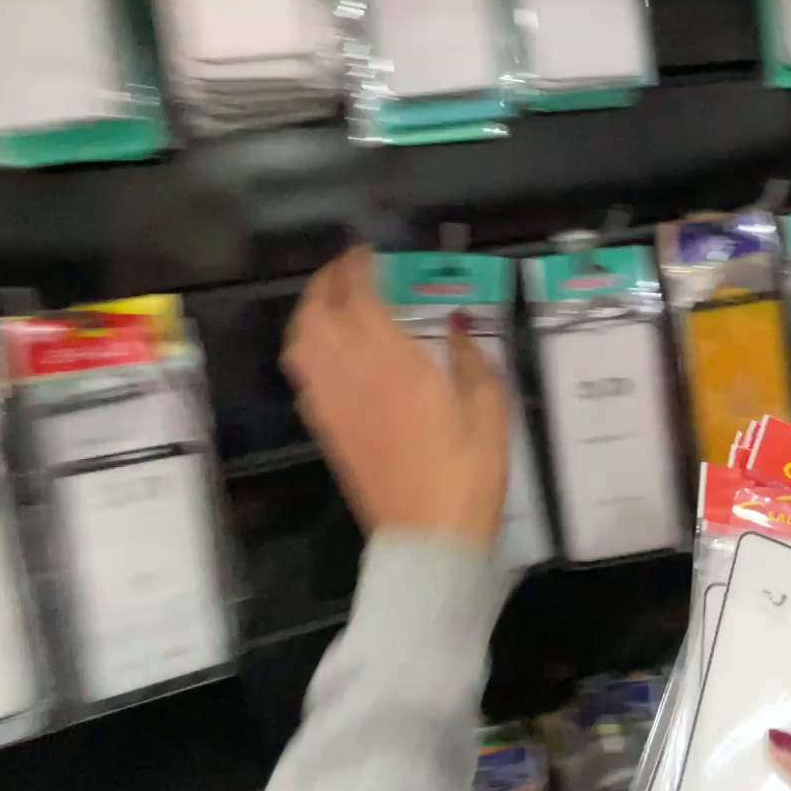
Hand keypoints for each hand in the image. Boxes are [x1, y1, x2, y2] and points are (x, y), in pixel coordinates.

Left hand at [281, 247, 510, 546]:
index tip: (368, 252)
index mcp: (394, 362)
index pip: (358, 297)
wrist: (430, 537)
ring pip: (300, 343)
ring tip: (330, 301)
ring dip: (308, 311)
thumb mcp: (490, 407)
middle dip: (326, 281)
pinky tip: (327, 351)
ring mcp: (333, 404)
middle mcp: (352, 374)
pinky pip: (303, 376)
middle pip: (317, 313)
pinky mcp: (327, 430)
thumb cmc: (469, 470)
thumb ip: (471, 357)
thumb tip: (456, 323)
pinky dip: (307, 349)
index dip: (357, 267)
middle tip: (347, 268)